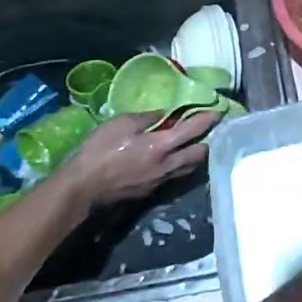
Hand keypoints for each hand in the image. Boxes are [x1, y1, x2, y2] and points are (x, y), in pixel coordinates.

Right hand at [52, 110, 218, 208]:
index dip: (208, 119)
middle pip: (200, 153)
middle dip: (208, 140)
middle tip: (207, 130)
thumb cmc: (100, 151)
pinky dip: (181, 165)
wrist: (83, 188)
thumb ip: (147, 117)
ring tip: (195, 143)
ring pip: (190, 167)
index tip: (218, 110)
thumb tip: (166, 113)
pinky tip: (174, 159)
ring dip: (196, 155)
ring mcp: (161, 180)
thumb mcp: (121, 123)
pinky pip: (175, 176)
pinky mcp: (152, 190)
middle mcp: (168, 165)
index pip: (194, 130)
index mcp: (162, 146)